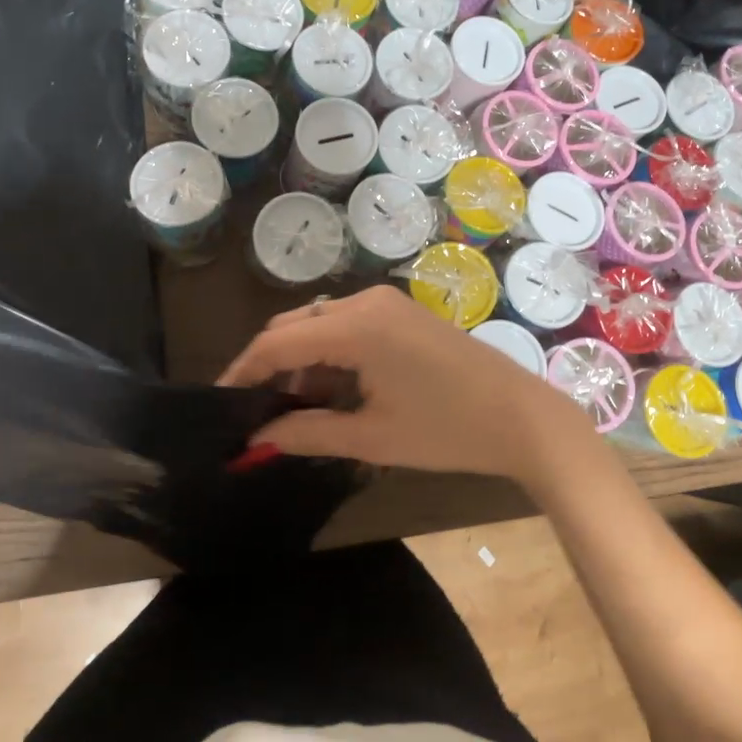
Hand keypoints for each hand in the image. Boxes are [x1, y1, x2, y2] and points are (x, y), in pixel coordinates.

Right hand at [217, 286, 598, 487]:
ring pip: (320, 326)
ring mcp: (387, 304)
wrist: (524, 418)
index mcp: (354, 325)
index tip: (218, 406)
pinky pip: (348, 328)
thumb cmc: (447, 430)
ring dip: (299, 364)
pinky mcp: (402, 315)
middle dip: (268, 368)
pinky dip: (329, 357)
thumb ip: (307, 432)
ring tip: (290, 414)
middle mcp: (365, 301)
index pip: (276, 343)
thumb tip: (256, 439)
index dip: (242, 373)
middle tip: (251, 414)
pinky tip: (328, 395)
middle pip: (294, 327)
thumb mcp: (371, 437)